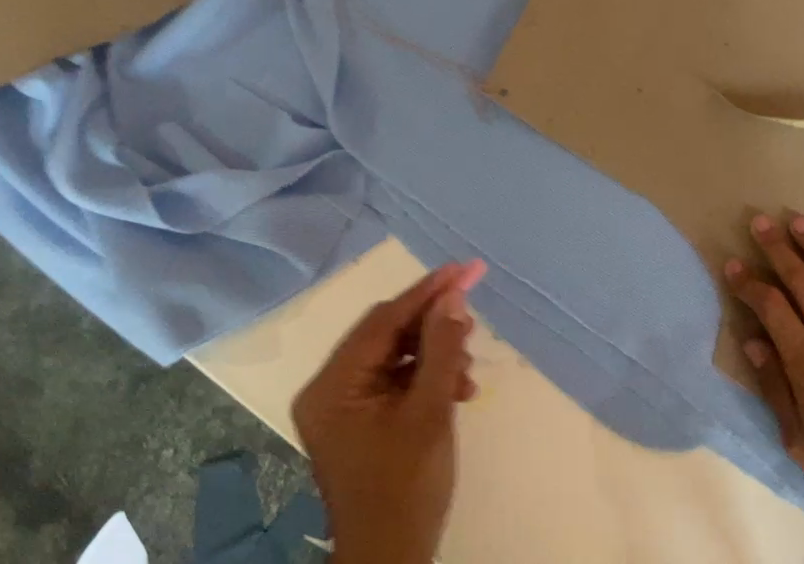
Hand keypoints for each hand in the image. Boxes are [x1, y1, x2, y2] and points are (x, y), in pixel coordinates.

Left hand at [293, 260, 487, 563]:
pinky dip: (429, 376)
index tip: (466, 268)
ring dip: (436, 352)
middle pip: (387, 334)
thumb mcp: (430, 411)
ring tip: (469, 364)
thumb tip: (454, 295)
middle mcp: (330, 389)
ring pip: (396, 355)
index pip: (383, 321)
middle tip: (473, 313)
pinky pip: (397, 379)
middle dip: (434, 323)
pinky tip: (460, 387)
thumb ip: (442, 348)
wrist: (390, 556)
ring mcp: (345, 406)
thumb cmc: (406, 485)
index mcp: (332, 386)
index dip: (428, 292)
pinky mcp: (363, 420)